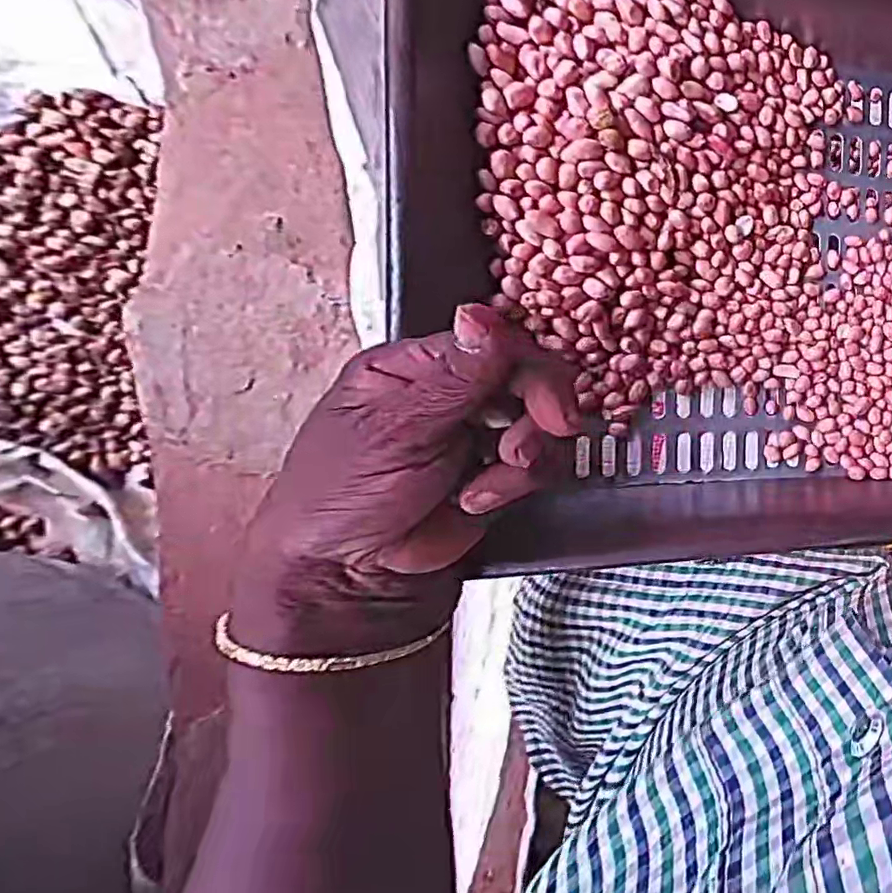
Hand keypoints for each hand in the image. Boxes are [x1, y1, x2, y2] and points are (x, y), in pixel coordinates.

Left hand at [234, 303, 581, 655]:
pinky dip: (518, 482)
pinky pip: (543, 461)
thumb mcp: (394, 429)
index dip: (531, 369)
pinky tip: (479, 497)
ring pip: (545, 423)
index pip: (496, 345)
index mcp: (419, 367)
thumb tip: (479, 316)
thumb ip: (453, 377)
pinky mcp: (505, 468)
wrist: (350, 576)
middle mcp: (459, 392)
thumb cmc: (341, 497)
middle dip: (539, 415)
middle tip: (525, 449)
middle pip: (533, 379)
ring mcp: (485, 431)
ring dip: (526, 456)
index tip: (550, 405)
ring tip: (488, 481)